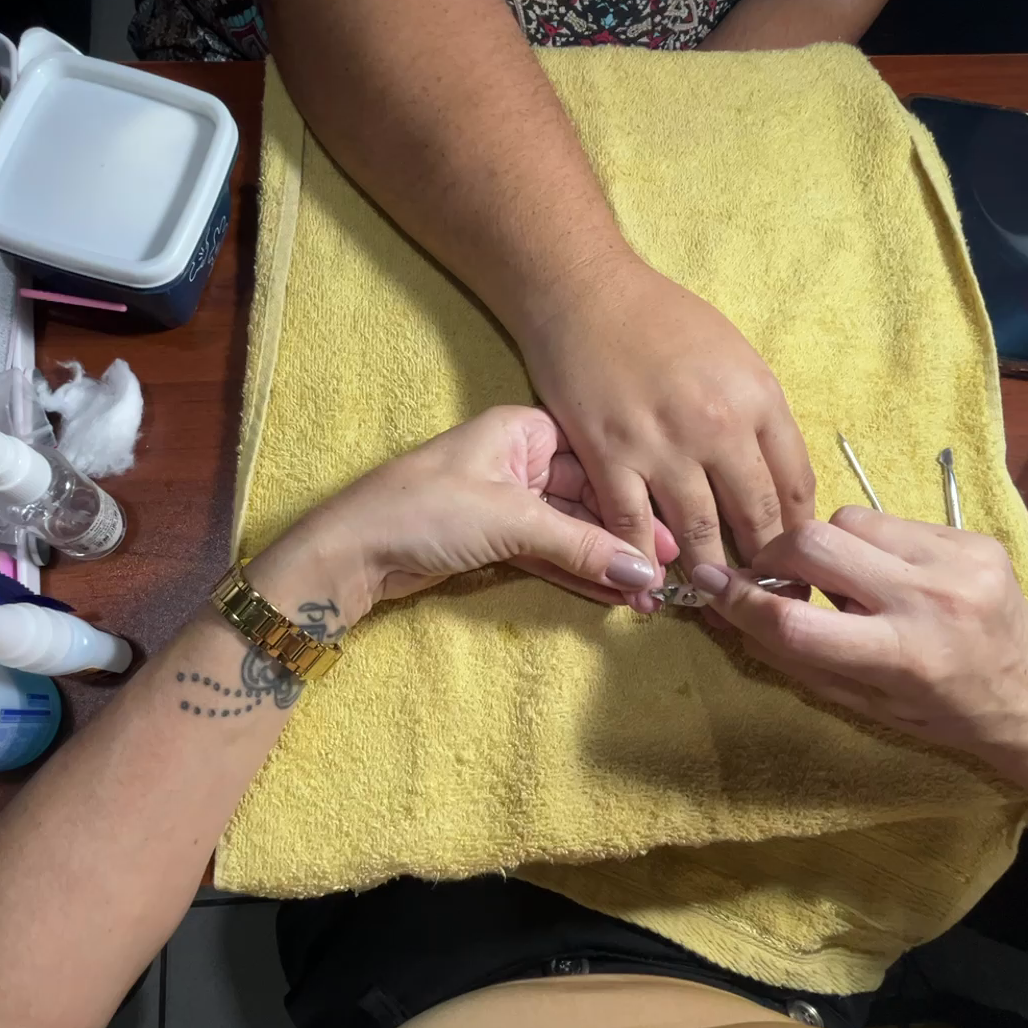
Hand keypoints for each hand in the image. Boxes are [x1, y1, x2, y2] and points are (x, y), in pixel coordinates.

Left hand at [252, 406, 677, 621]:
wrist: (355, 550)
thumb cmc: (429, 510)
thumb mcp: (513, 520)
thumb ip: (582, 545)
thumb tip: (646, 573)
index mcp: (522, 431)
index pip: (596, 459)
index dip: (635, 498)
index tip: (673, 537)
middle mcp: (518, 460)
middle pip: (586, 498)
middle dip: (623, 539)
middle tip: (667, 577)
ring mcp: (505, 501)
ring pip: (568, 531)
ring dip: (602, 562)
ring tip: (645, 596)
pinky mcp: (492, 537)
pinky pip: (545, 552)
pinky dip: (573, 573)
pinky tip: (608, 595)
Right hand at [518, 256, 815, 604]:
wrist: (585, 294)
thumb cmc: (659, 318)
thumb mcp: (732, 354)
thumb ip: (754, 413)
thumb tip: (765, 472)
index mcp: (758, 398)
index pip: (794, 486)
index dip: (798, 534)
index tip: (795, 562)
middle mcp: (718, 427)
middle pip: (754, 517)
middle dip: (764, 568)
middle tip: (766, 601)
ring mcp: (661, 445)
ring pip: (697, 532)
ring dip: (708, 574)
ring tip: (716, 602)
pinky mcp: (609, 456)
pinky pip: (631, 524)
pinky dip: (641, 559)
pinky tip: (647, 582)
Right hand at [689, 506, 1027, 768]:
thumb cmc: (933, 712)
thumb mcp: (853, 701)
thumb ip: (785, 651)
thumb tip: (722, 606)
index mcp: (902, 656)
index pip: (796, 620)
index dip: (740, 600)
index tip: (707, 583)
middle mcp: (933, 601)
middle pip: (815, 544)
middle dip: (776, 557)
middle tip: (775, 578)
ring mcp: (960, 562)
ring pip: (846, 520)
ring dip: (824, 548)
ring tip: (842, 581)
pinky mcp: (974, 539)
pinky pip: (885, 520)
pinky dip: (866, 544)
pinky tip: (884, 573)